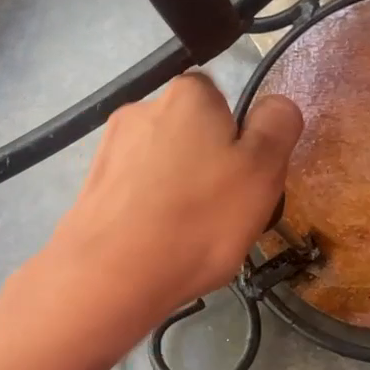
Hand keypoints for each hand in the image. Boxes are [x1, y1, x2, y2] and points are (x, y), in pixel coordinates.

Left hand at [37, 72, 302, 328]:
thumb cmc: (198, 220)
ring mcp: (110, 150)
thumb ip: (277, 128)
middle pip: (190, 138)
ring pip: (160, 170)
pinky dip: (147, 216)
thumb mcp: (262, 172)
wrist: (112, 275)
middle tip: (218, 216)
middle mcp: (142, 109)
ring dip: (174, 196)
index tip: (243, 181)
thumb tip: (276, 106)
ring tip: (183, 239)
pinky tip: (153, 247)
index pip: (224, 103)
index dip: (239, 142)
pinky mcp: (91, 189)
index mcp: (189, 94)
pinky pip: (134, 197)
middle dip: (204, 170)